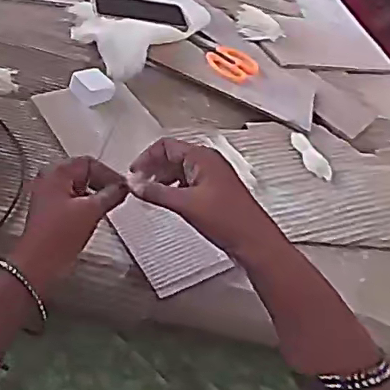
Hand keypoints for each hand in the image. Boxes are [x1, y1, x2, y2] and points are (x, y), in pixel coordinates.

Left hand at [9, 157, 128, 291]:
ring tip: (106, 207)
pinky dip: (85, 205)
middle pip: (82, 173)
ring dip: (94, 195)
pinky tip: (92, 217)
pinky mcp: (49, 211)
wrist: (39, 262)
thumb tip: (121, 188)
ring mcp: (47, 195)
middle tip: (117, 194)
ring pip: (77, 187)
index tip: (122, 187)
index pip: (88, 162)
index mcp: (56, 172)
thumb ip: (110, 195)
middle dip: (101, 183)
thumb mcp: (91, 211)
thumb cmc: (56, 236)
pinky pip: (72, 200)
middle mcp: (48, 180)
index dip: (108, 173)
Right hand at [129, 138, 282, 259]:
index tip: (134, 172)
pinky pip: (187, 182)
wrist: (255, 243)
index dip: (146, 158)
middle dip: (152, 168)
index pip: (165, 146)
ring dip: (162, 179)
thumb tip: (136, 185)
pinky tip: (167, 200)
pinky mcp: (215, 191)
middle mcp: (208, 162)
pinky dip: (173, 188)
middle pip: (171, 156)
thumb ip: (156, 192)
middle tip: (138, 183)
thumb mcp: (184, 204)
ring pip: (179, 170)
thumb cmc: (231, 220)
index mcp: (202, 157)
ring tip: (149, 192)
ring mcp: (213, 176)